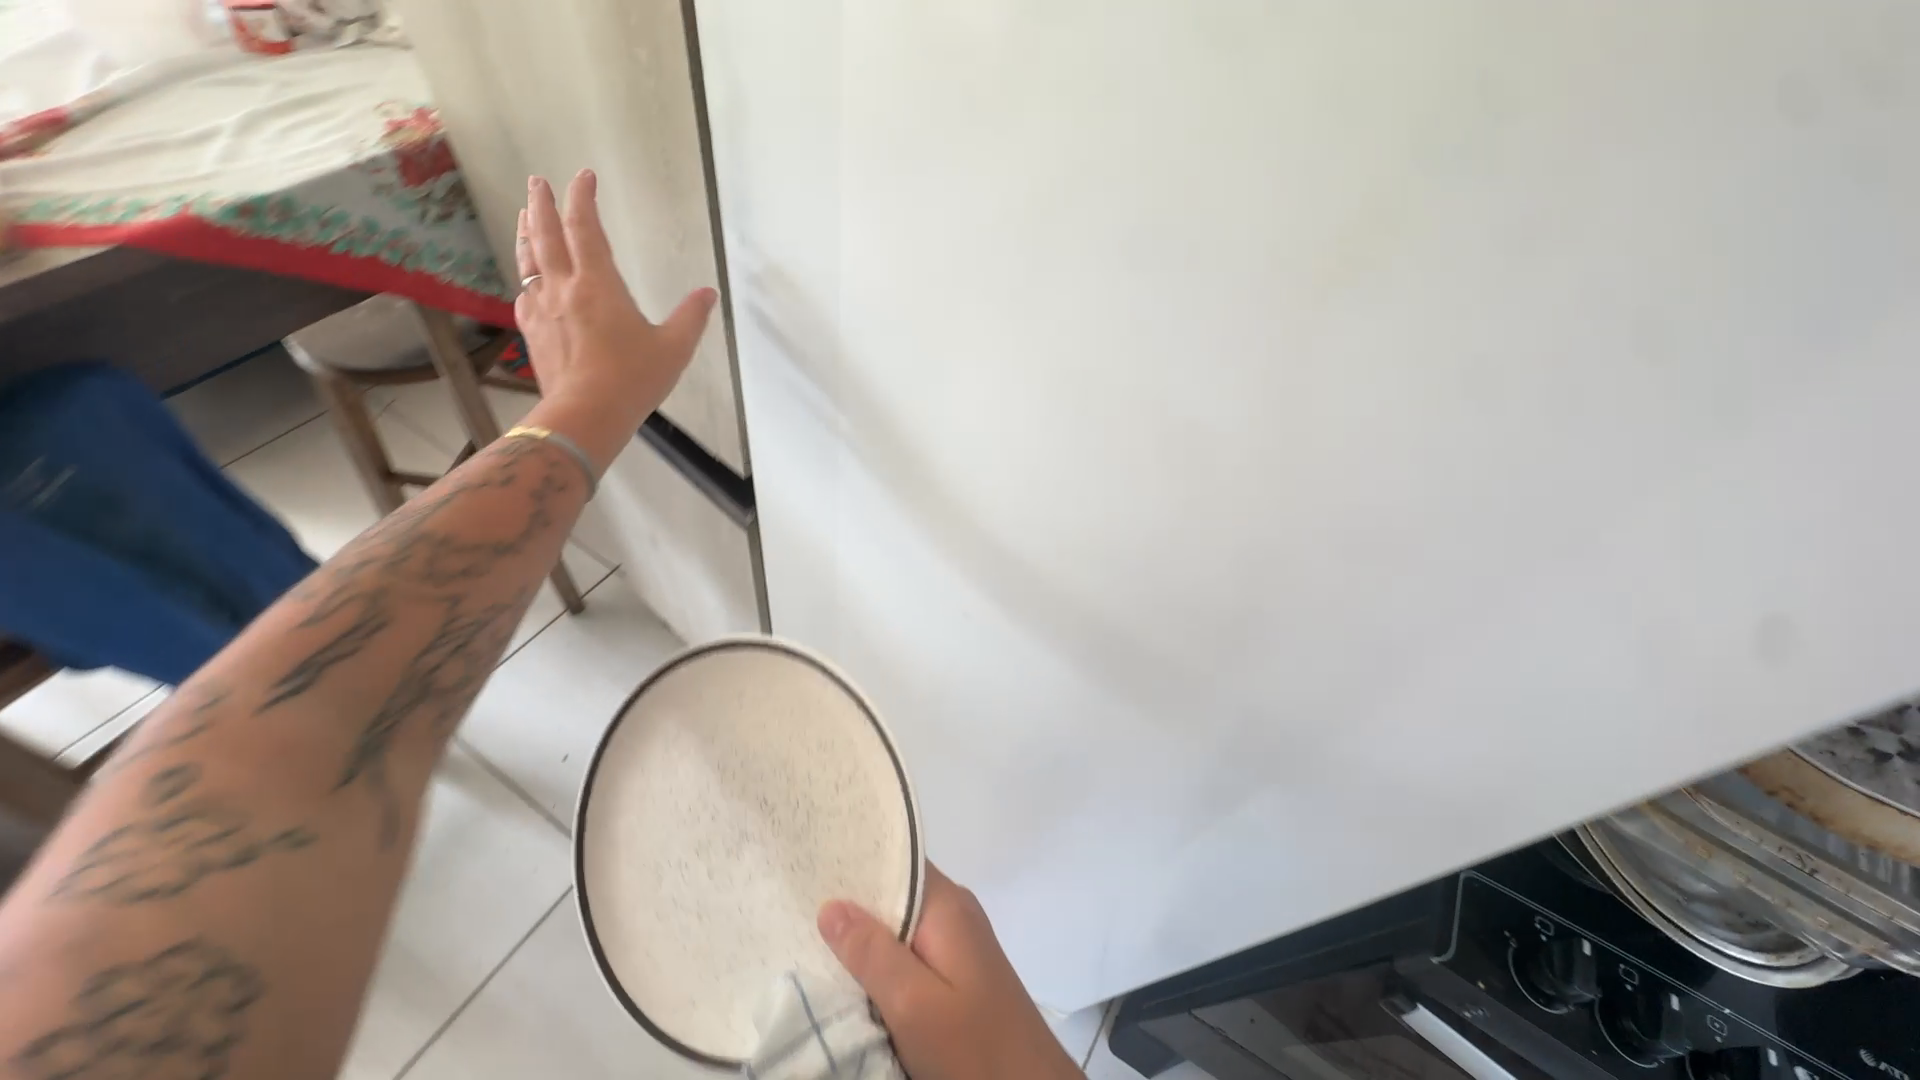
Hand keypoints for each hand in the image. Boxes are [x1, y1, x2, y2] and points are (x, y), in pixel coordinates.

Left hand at [514, 170, 717, 469]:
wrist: (586, 414)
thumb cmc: (633, 379)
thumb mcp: (674, 348)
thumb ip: (691, 318)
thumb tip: (708, 294)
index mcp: (599, 284)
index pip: (586, 227)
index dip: (583, 197)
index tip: (584, 176)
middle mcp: (564, 288)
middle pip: (546, 235)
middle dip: (542, 204)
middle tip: (538, 183)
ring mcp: (543, 310)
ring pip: (528, 260)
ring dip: (526, 233)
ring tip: (524, 216)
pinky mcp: (533, 333)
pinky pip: (525, 294)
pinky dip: (527, 278)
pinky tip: (529, 281)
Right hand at [819, 865, 1085, 1079]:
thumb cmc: (973, 1045)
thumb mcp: (912, 1003)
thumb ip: (871, 952)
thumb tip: (830, 904)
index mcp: (946, 905)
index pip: (894, 861)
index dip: (852, 861)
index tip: (807, 865)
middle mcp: (954, 914)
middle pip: (893, 895)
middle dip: (849, 904)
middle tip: (796, 907)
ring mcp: (957, 945)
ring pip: (897, 927)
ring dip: (862, 938)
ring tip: (809, 938)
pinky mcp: (956, 976)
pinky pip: (908, 955)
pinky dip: (880, 963)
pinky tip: (849, 975)